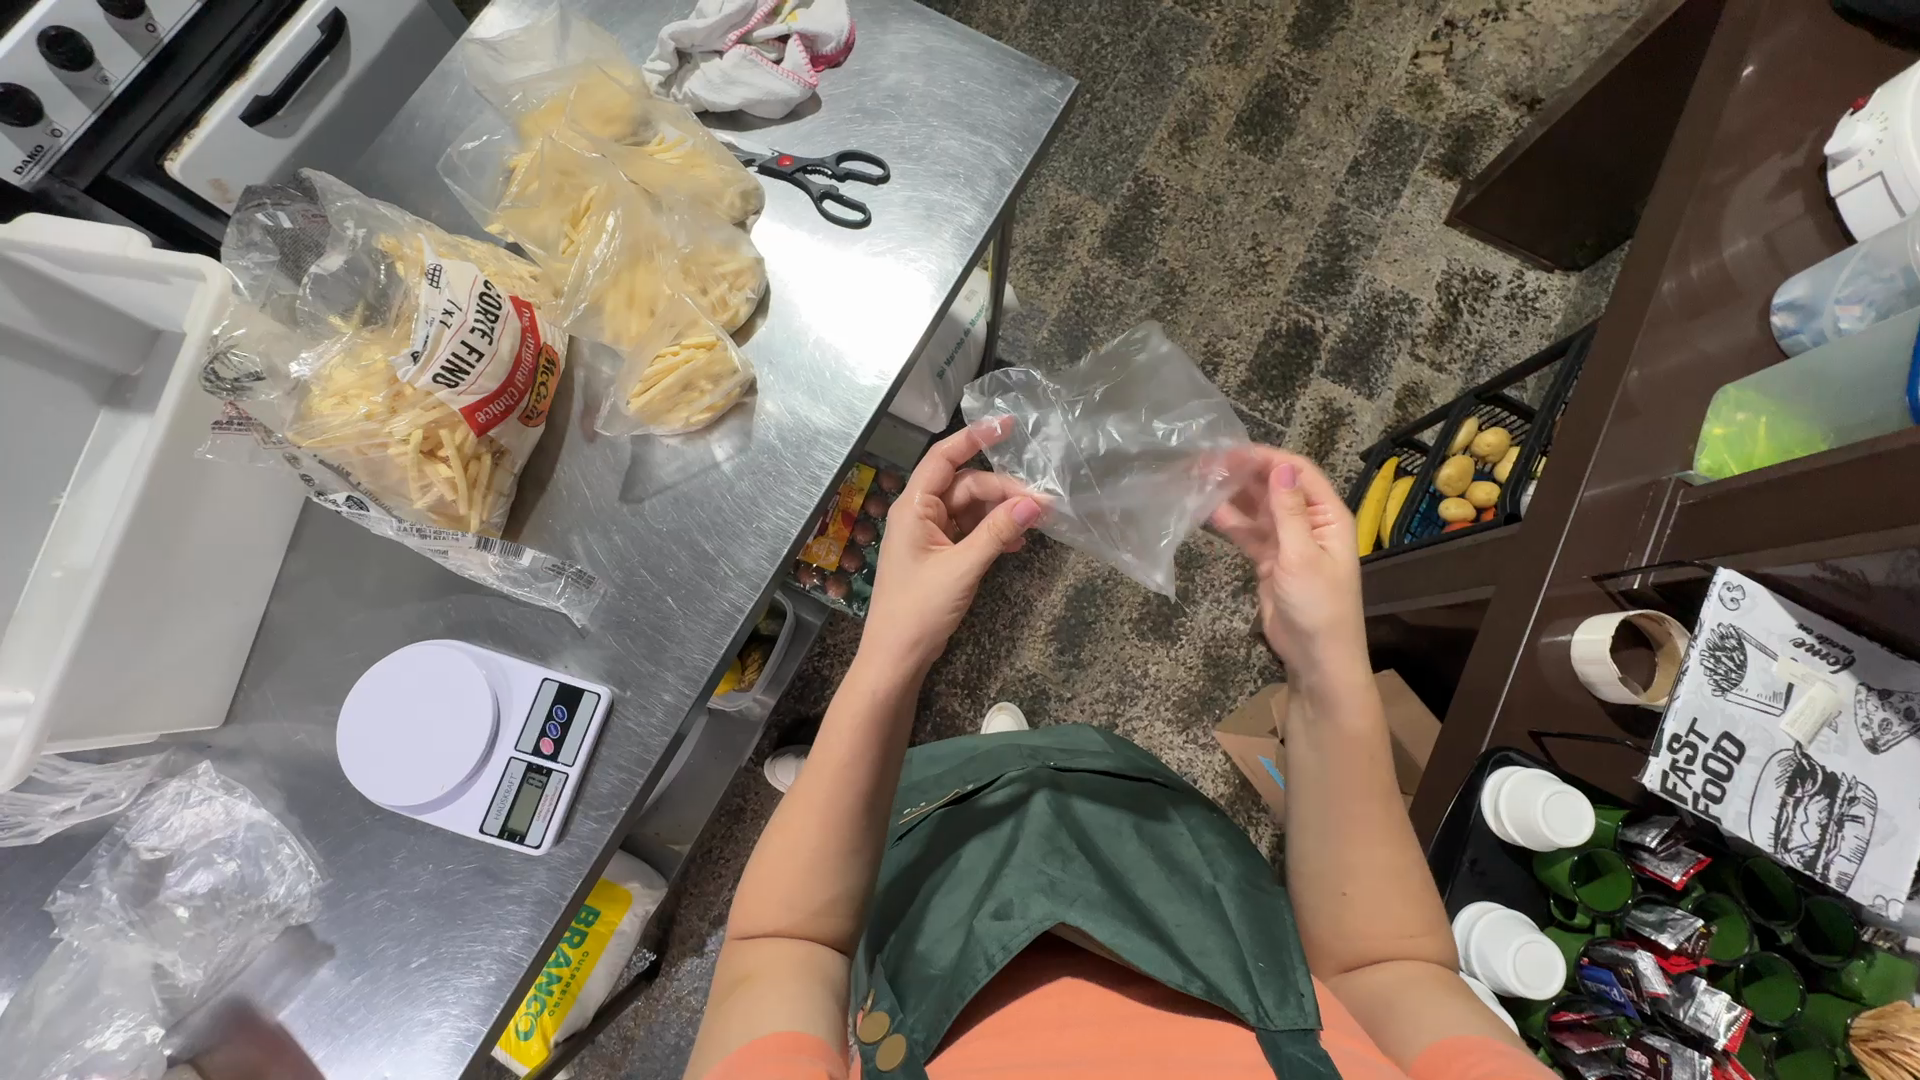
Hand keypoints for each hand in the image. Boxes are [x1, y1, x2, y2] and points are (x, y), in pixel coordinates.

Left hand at [862, 417, 1041, 672]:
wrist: (896, 657)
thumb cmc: (919, 610)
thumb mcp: (962, 568)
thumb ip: (998, 532)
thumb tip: (1036, 502)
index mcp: (913, 507)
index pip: (944, 457)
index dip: (976, 437)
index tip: (1009, 424)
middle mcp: (920, 513)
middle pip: (967, 485)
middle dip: (1003, 491)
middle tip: (1041, 504)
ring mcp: (930, 534)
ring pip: (972, 509)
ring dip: (1001, 514)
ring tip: (1034, 525)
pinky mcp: (940, 554)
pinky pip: (971, 531)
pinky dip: (993, 534)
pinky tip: (1016, 545)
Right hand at [1210, 448, 1366, 685]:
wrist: (1316, 656)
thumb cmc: (1318, 606)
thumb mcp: (1302, 556)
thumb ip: (1289, 512)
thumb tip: (1280, 467)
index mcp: (1328, 517)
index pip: (1298, 473)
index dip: (1266, 459)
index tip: (1231, 452)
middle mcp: (1310, 523)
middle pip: (1276, 487)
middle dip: (1244, 474)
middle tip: (1205, 465)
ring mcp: (1288, 542)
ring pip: (1258, 509)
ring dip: (1233, 496)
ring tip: (1200, 482)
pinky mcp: (1269, 560)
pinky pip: (1248, 533)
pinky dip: (1229, 523)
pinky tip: (1206, 512)